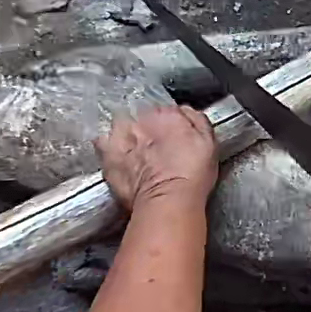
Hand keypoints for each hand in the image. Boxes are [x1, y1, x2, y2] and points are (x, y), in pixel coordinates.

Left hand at [94, 105, 216, 207]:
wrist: (169, 200)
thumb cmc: (192, 174)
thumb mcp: (209, 143)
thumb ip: (196, 120)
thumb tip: (185, 111)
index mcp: (167, 114)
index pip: (165, 111)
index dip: (168, 125)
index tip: (172, 139)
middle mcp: (142, 119)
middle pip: (141, 116)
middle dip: (146, 128)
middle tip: (154, 148)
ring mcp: (122, 135)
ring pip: (120, 125)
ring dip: (125, 133)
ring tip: (133, 151)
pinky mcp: (108, 154)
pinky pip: (101, 141)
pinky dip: (107, 146)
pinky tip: (115, 155)